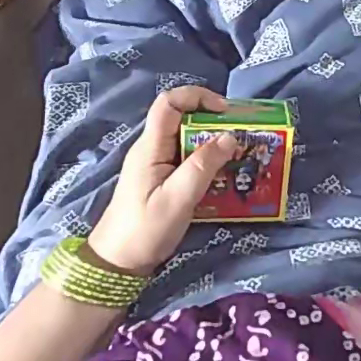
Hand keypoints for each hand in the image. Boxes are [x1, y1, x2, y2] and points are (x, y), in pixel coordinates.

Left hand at [86, 86, 239, 275]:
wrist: (117, 263)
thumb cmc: (145, 230)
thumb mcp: (178, 198)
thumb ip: (204, 166)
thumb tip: (230, 136)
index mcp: (151, 147)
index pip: (170, 102)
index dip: (198, 97)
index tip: (226, 112)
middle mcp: (152, 149)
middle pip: (183, 119)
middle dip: (215, 123)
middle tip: (243, 137)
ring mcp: (156, 165)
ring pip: (188, 141)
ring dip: (214, 145)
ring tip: (240, 157)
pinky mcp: (162, 180)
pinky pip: (187, 160)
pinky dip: (208, 163)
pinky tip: (225, 178)